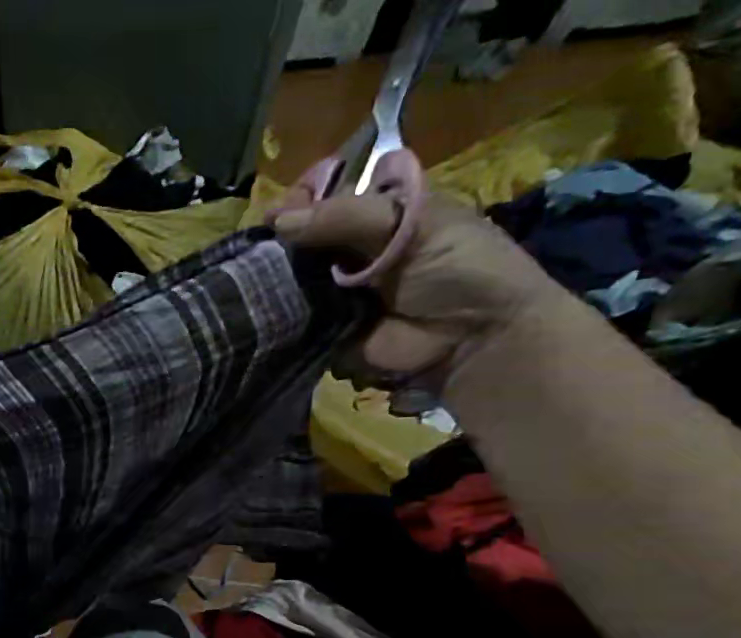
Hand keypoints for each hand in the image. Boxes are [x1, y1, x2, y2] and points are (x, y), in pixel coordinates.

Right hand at [272, 190, 568, 384]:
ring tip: (262, 284)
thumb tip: (276, 221)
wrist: (478, 338)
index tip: (278, 213)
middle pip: (299, 240)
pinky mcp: (329, 333)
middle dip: (279, 244)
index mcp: (374, 211)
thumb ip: (344, 217)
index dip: (298, 199)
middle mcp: (349, 250)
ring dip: (276, 284)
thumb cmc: (457, 265)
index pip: (322, 196)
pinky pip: (297, 324)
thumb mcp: (409, 222)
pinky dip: (286, 320)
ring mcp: (336, 294)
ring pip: (292, 282)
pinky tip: (274, 314)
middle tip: (262, 251)